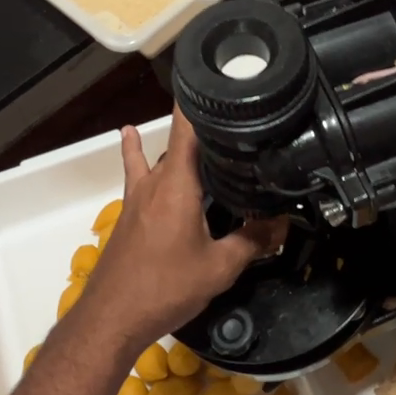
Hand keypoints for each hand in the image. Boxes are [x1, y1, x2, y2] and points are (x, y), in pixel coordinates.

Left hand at [78, 110, 286, 347]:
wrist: (112, 317)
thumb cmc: (166, 287)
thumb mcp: (220, 267)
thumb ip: (253, 241)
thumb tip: (283, 223)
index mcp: (178, 184)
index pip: (188, 128)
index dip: (199, 99)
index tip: (218, 77)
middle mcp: (155, 181)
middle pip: (179, 141)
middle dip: (206, 129)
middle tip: (237, 122)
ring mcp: (138, 195)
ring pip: (162, 157)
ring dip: (180, 144)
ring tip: (203, 128)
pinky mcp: (131, 212)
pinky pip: (141, 172)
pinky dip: (140, 152)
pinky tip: (131, 135)